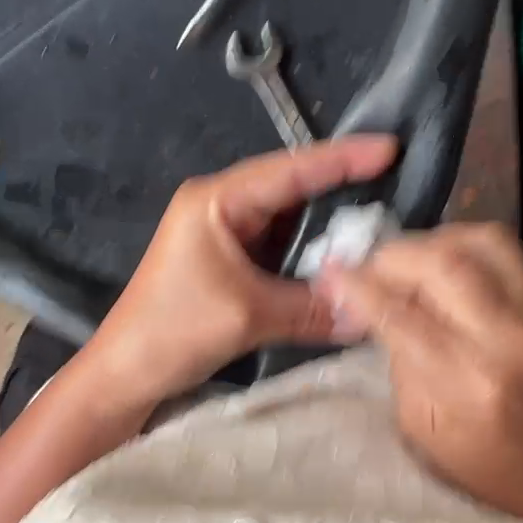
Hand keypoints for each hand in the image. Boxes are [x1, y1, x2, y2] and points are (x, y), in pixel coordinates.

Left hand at [78, 135, 397, 408]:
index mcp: (217, 201)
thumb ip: (314, 307)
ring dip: (327, 226)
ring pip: (288, 221)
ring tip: (381, 221)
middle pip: (291, 188)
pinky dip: (309, 255)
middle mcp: (220, 207)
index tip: (390, 148)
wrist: (124, 374)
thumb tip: (373, 312)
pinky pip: (279, 249)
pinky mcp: (228, 265)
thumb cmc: (173, 331)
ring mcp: (223, 236)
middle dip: (341, 188)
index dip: (342, 158)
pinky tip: (344, 260)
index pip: (289, 170)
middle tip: (399, 182)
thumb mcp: (249, 316)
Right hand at [318, 223, 522, 522]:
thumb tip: (373, 306)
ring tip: (409, 260)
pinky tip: (445, 265)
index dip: (360, 287)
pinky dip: (465, 248)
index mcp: (469, 385)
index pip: (402, 315)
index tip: (332, 273)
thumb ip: (400, 359)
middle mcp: (510, 342)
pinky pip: (506, 252)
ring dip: (432, 241)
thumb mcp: (421, 427)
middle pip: (444, 264)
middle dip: (393, 257)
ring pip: (481, 242)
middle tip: (369, 266)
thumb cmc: (484, 465)